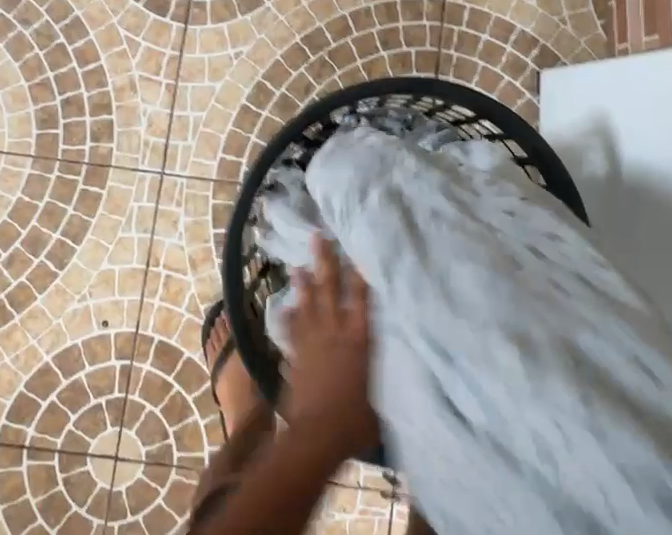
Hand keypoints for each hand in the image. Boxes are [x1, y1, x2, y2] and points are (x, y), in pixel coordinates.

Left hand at [281, 234, 378, 462]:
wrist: (316, 435)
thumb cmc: (355, 420)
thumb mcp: (376, 398)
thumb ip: (376, 379)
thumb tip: (384, 379)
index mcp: (359, 338)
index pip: (361, 297)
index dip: (359, 271)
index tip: (357, 247)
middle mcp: (334, 332)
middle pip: (329, 289)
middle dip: (324, 261)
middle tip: (317, 236)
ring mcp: (311, 342)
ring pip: (307, 304)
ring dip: (303, 284)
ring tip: (298, 264)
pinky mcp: (295, 356)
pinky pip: (291, 330)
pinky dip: (289, 317)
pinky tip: (286, 306)